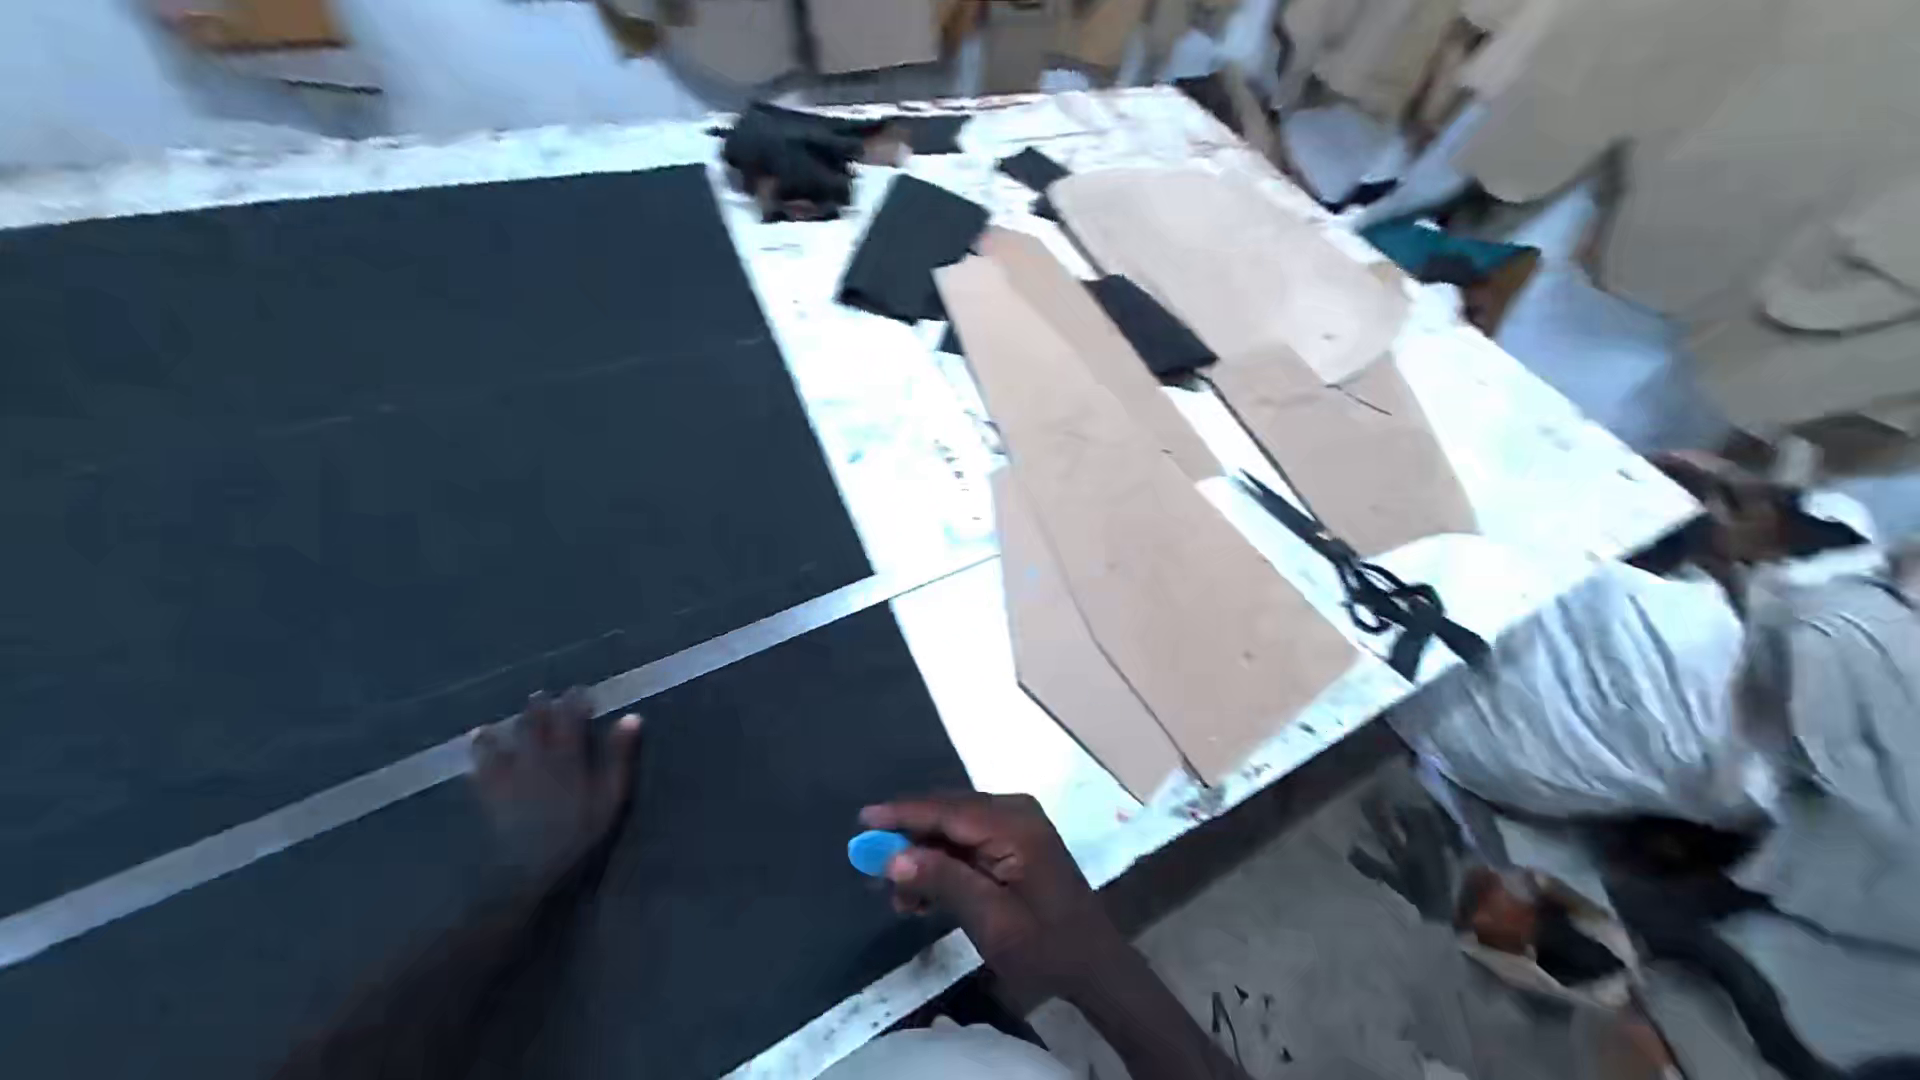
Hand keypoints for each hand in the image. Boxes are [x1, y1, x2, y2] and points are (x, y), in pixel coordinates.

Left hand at [470, 690, 641, 883]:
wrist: (532, 871)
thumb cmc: (581, 832)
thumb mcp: (612, 794)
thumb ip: (620, 755)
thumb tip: (632, 717)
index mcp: (567, 756)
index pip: (571, 717)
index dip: (575, 700)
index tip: (580, 690)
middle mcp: (535, 759)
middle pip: (533, 725)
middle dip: (537, 708)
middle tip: (541, 696)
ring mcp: (508, 778)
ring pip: (498, 744)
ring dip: (498, 731)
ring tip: (494, 725)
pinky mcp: (490, 799)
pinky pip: (479, 774)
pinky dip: (476, 762)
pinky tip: (472, 761)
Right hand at [860, 793, 1127, 1002]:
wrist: (1094, 964)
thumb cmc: (1045, 946)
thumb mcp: (991, 921)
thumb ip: (944, 881)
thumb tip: (894, 856)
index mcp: (1014, 824)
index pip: (946, 810)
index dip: (902, 814)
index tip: (863, 819)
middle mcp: (1014, 811)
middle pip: (948, 814)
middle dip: (910, 839)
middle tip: (874, 867)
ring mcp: (1016, 822)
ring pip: (955, 827)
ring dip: (926, 855)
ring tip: (901, 895)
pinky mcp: (1015, 838)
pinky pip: (969, 839)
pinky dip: (945, 861)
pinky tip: (925, 892)